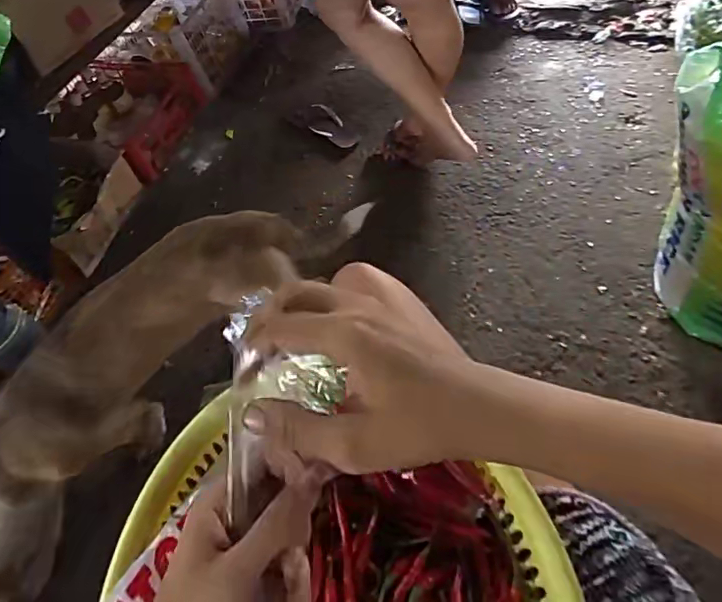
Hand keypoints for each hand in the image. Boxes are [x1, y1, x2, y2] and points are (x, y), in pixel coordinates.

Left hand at [158, 469, 320, 601]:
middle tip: (290, 562)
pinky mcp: (258, 576)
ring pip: (291, 537)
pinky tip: (286, 596)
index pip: (263, 460)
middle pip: (284, 500)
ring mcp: (248, 548)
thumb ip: (276, 522)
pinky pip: (288, 566)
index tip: (316, 484)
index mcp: (219, 500)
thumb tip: (314, 469)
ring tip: (285, 589)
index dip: (292, 466)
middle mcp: (235, 516)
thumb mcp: (236, 569)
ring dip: (294, 566)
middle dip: (294, 533)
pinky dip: (292, 583)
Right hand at [245, 279, 485, 475]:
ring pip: (327, 279)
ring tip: (298, 329)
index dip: (254, 345)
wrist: (476, 405)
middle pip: (297, 292)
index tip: (244, 368)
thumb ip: (298, 428)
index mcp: (343, 335)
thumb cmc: (417, 427)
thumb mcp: (354, 444)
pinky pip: (358, 278)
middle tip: (260, 346)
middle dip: (270, 316)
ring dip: (304, 300)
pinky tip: (343, 315)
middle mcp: (357, 303)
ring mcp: (382, 295)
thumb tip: (253, 410)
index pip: (282, 326)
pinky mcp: (401, 296)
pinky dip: (338, 290)